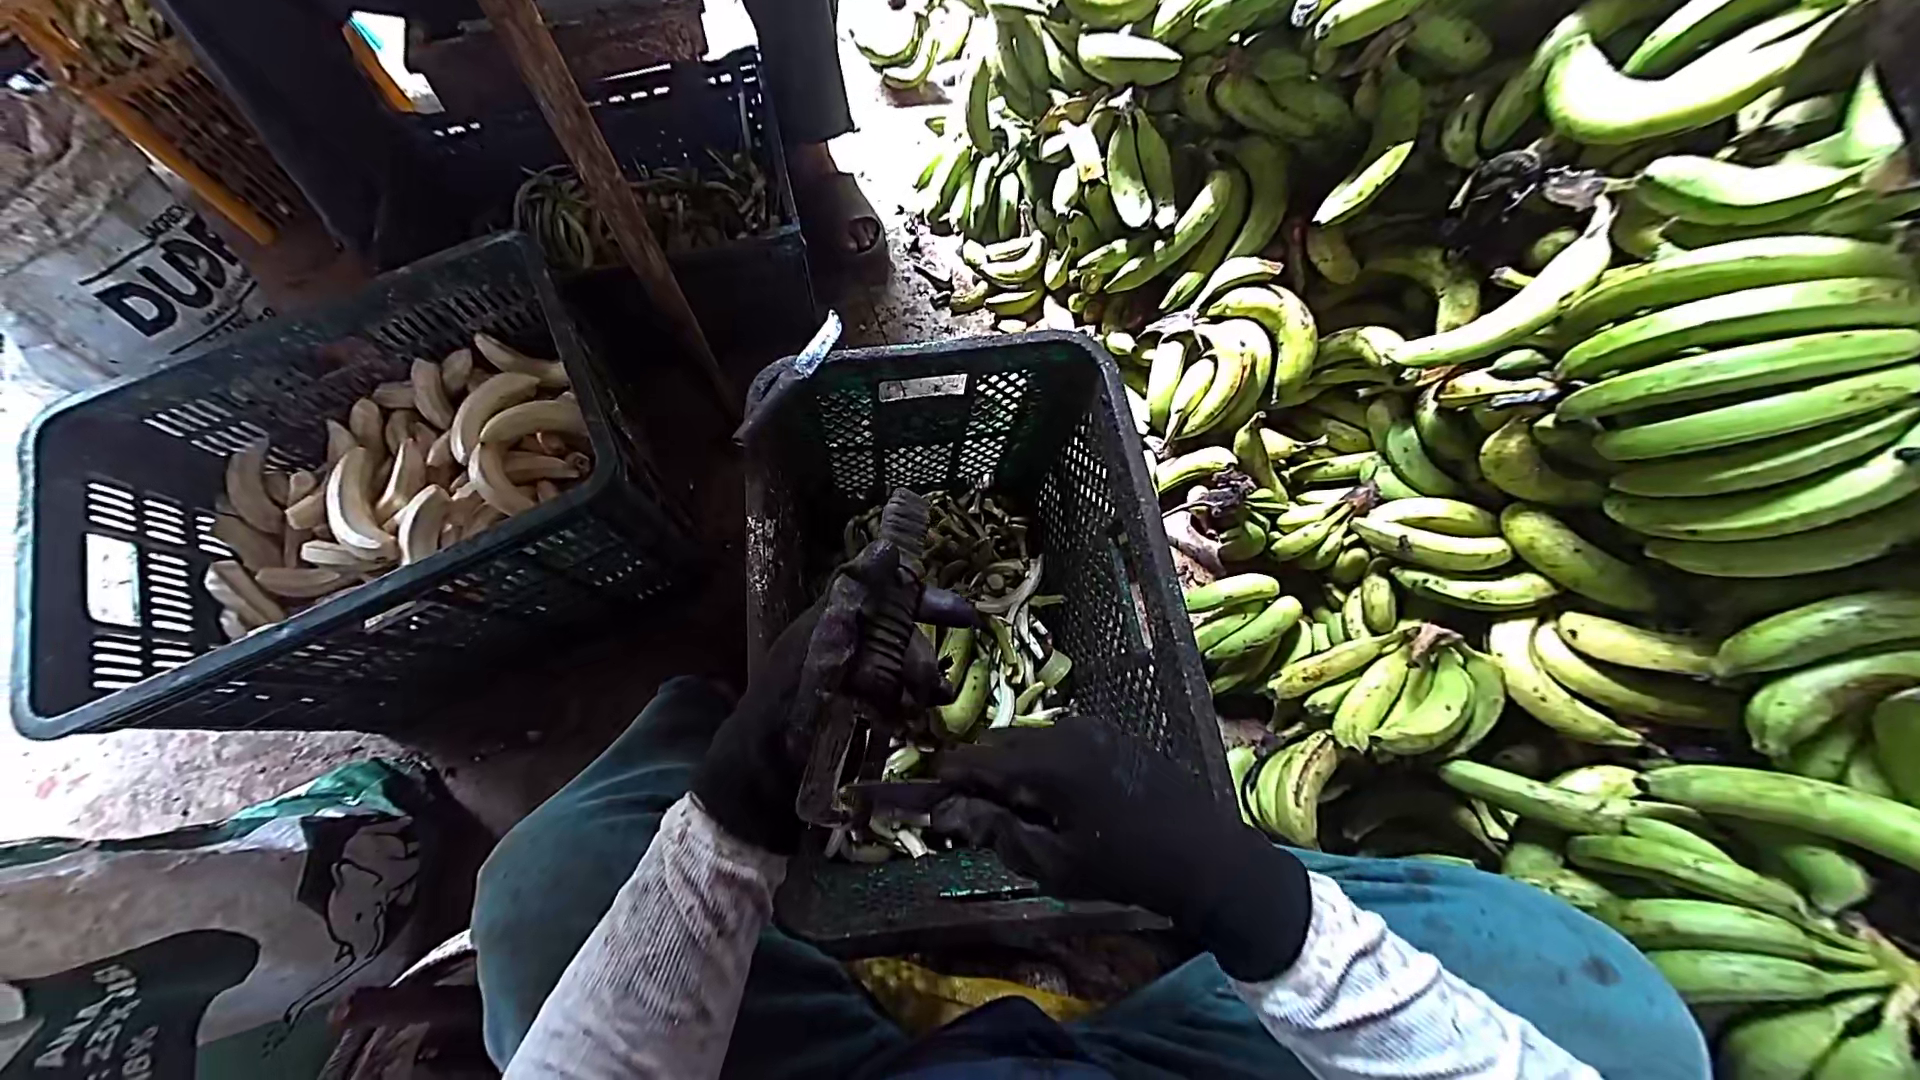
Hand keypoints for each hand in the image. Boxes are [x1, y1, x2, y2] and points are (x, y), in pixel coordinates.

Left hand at [691, 540, 972, 854]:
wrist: (767, 765)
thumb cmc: (790, 696)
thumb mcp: (821, 638)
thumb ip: (854, 594)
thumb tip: (886, 546)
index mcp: (843, 619)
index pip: (895, 597)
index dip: (930, 602)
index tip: (964, 616)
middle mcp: (857, 643)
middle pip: (908, 638)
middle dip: (922, 659)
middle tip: (931, 684)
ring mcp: (864, 678)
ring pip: (911, 671)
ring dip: (924, 686)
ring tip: (925, 705)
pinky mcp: (869, 711)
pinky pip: (906, 700)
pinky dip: (917, 706)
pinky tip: (922, 718)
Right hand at [932, 717, 1311, 981]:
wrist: (1209, 855)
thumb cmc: (1126, 868)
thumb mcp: (1054, 864)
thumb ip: (998, 831)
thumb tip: (951, 812)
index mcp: (1046, 762)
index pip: (975, 758)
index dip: (948, 778)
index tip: (932, 799)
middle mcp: (1063, 730)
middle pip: (1000, 743)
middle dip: (981, 773)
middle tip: (978, 812)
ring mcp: (1090, 726)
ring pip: (1028, 739)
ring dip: (1013, 766)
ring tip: (1022, 807)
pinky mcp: (1109, 730)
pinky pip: (1057, 738)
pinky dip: (1042, 761)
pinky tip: (1057, 794)